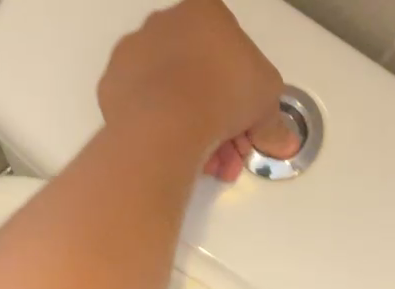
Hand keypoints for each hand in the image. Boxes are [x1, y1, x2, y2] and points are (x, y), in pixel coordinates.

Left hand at [97, 0, 285, 180]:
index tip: (243, 125)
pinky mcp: (109, 87)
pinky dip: (157, 131)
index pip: (226, 49)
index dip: (239, 92)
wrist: (166, 121)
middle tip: (226, 154)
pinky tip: (174, 156)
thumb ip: (273, 120)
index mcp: (203, 11)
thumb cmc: (224, 93)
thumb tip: (285, 143)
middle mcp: (162, 23)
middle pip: (196, 75)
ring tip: (205, 167)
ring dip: (190, 130)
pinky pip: (141, 111)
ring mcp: (131, 53)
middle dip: (216, 119)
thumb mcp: (266, 103)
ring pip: (167, 95)